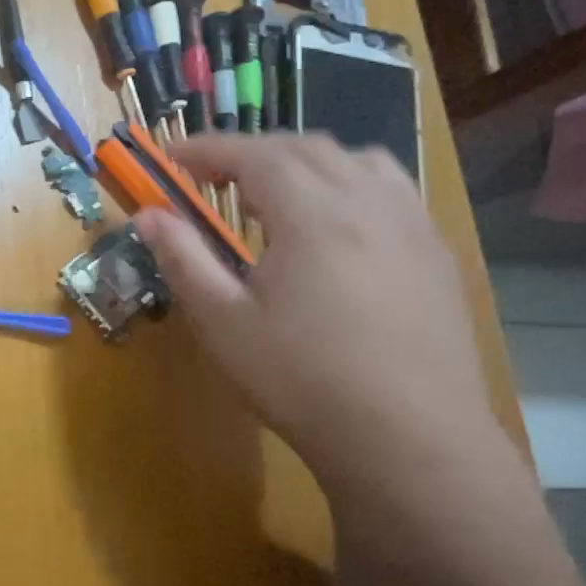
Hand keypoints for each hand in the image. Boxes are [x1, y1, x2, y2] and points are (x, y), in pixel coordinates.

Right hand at [135, 134, 492, 475]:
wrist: (407, 437)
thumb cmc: (299, 379)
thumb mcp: (222, 322)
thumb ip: (184, 259)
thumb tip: (148, 215)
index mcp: (314, 216)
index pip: (257, 155)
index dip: (209, 148)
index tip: (170, 156)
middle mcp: (370, 204)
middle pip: (309, 148)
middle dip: (254, 151)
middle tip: (210, 174)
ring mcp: (412, 227)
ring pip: (360, 161)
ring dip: (308, 161)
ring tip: (275, 191)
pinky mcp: (436, 256)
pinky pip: (392, 192)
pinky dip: (350, 185)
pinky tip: (334, 226)